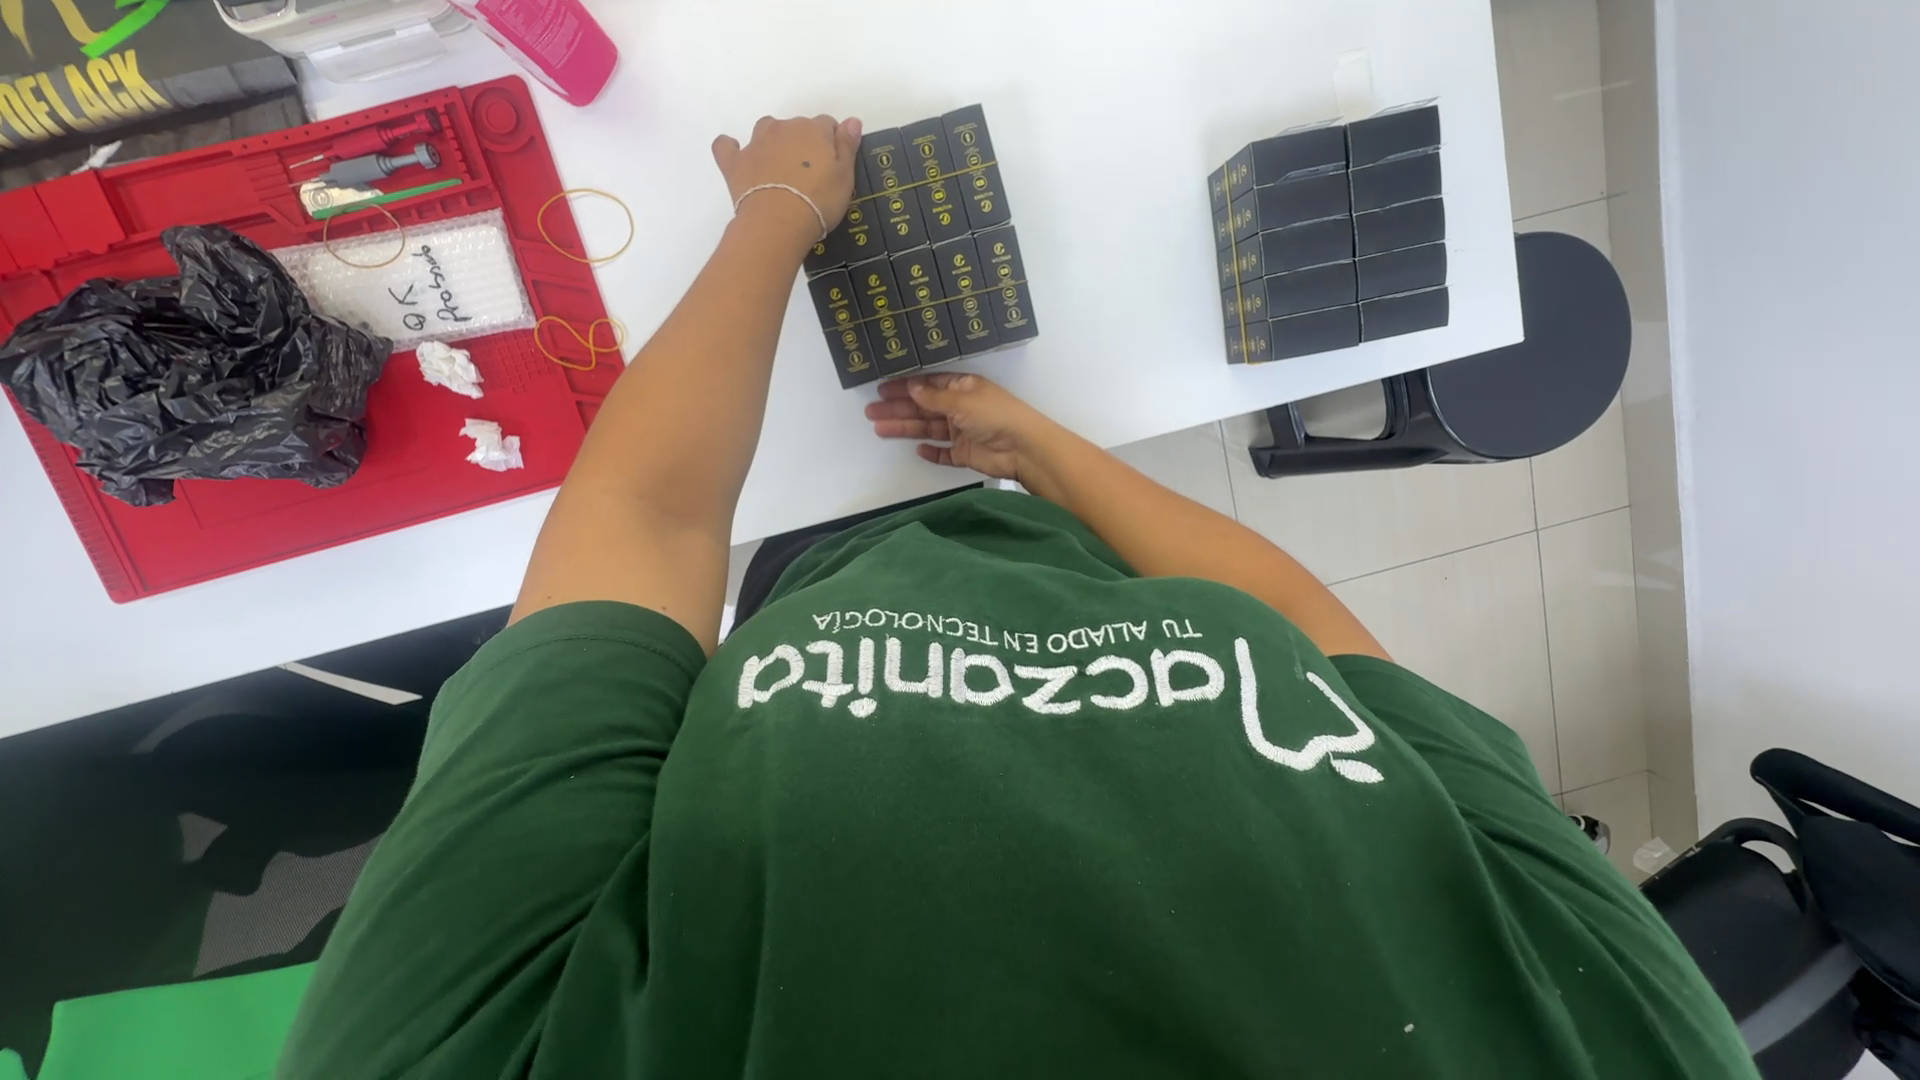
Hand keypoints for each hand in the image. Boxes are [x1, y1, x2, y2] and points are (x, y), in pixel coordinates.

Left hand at [713, 115, 863, 242]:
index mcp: (813, 130)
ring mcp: (757, 143)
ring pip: (766, 129)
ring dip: (773, 141)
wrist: (779, 222)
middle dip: (803, 145)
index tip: (833, 165)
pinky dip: (731, 148)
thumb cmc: (819, 201)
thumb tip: (852, 120)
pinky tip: (737, 156)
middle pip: (797, 127)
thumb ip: (847, 145)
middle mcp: (784, 128)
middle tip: (809, 176)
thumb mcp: (845, 176)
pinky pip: (726, 146)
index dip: (832, 143)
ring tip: (780, 167)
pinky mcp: (735, 162)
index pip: (827, 125)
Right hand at [865, 373, 1062, 481]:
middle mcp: (961, 408)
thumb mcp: (961, 401)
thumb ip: (933, 398)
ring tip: (879, 428)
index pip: (928, 385)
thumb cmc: (996, 416)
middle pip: (923, 408)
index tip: (882, 389)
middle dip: (898, 409)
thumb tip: (911, 388)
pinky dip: (931, 452)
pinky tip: (917, 450)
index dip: (905, 387)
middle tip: (871, 411)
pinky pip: (944, 453)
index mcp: (962, 388)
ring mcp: (963, 432)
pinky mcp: (965, 453)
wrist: (1022, 448)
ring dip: (905, 428)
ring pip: (928, 429)